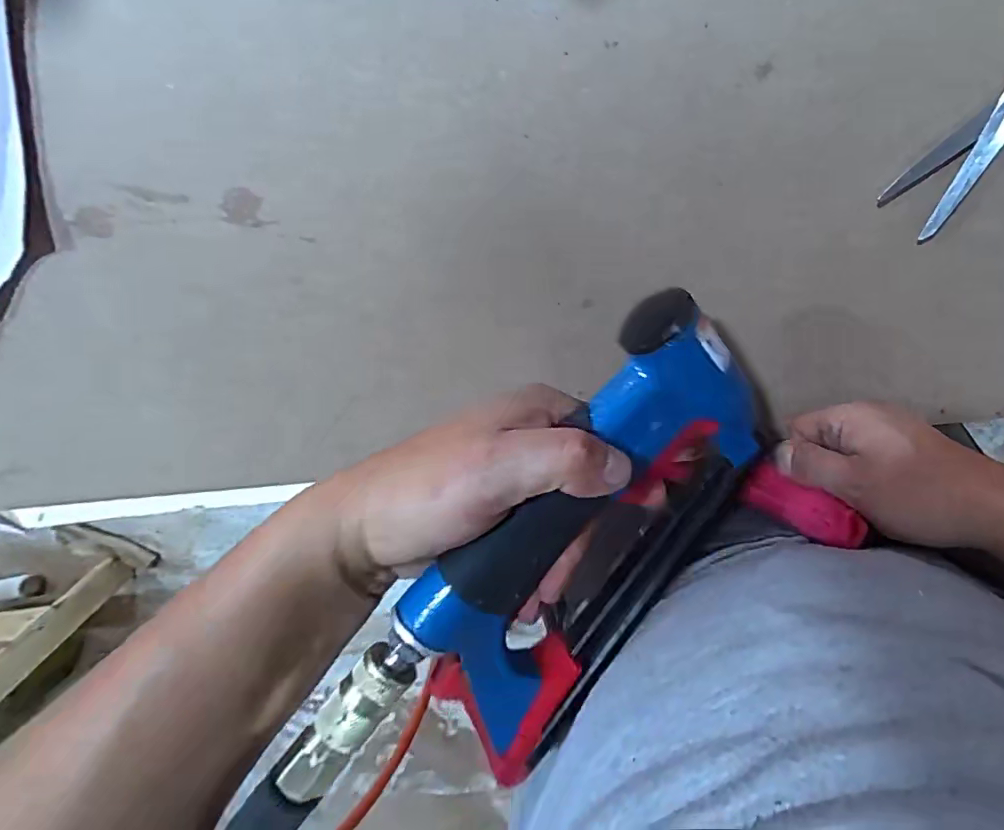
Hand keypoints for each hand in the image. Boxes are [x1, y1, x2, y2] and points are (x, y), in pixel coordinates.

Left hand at [305, 384, 631, 588]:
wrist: (359, 537)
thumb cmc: (429, 491)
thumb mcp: (498, 469)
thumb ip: (564, 460)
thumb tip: (625, 466)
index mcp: (541, 410)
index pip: (608, 431)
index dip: (629, 466)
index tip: (643, 509)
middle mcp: (536, 435)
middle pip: (591, 480)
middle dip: (580, 534)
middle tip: (560, 575)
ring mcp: (519, 472)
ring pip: (568, 513)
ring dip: (561, 556)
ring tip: (538, 593)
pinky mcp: (504, 506)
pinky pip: (543, 532)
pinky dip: (542, 561)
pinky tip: (527, 589)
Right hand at [776, 402, 1003, 549]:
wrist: (990, 505)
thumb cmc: (917, 494)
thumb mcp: (854, 484)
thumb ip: (810, 466)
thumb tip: (778, 453)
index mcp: (850, 415)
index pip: (797, 429)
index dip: (793, 462)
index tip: (801, 495)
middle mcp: (869, 413)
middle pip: (821, 441)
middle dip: (819, 474)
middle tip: (830, 508)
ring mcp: (892, 429)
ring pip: (846, 454)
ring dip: (844, 481)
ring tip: (856, 510)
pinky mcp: (910, 448)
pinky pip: (871, 460)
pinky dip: (867, 481)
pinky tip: (882, 503)